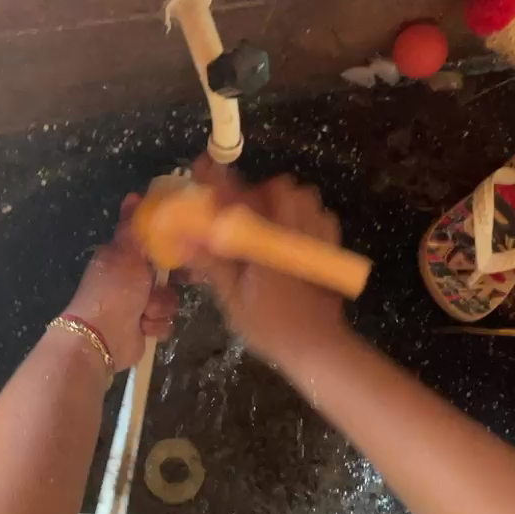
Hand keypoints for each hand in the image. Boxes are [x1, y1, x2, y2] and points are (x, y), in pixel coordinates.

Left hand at [62, 195, 180, 371]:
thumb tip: (134, 196)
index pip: (154, 247)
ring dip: (160, 307)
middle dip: (168, 285)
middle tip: (178, 283)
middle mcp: (130, 280)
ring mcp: (137, 305)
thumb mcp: (125, 253)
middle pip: (167, 276)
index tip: (187, 251)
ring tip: (145, 312)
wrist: (102, 337)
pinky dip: (155, 326)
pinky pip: (164, 322)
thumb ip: (133, 227)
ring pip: (169, 301)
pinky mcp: (144, 328)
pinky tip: (143, 327)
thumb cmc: (114, 290)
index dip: (171, 250)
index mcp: (123, 258)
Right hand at [185, 157, 351, 364]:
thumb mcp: (232, 298)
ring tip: (264, 224)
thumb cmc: (270, 325)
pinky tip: (289, 238)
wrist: (316, 346)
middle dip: (257, 192)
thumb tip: (183, 239)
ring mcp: (317, 238)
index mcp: (267, 241)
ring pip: (304, 198)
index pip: (239, 198)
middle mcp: (294, 231)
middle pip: (280, 188)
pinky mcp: (330, 249)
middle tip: (239, 212)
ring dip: (282, 202)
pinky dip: (304, 217)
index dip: (218, 180)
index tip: (203, 167)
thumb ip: (211, 263)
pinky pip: (320, 217)